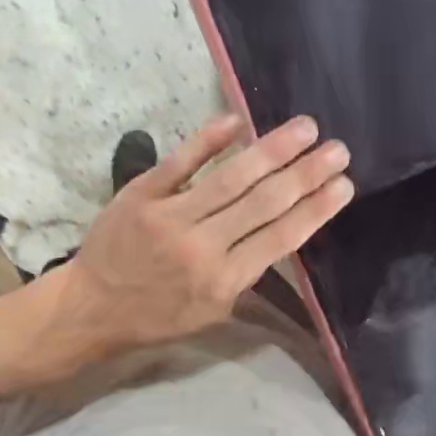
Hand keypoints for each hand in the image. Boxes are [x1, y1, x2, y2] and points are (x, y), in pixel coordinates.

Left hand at [55, 114, 353, 352]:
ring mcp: (170, 217)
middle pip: (265, 202)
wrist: (91, 308)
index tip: (344, 184)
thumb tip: (280, 234)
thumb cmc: (156, 316)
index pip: (281, 237)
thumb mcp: (212, 313)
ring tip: (305, 128)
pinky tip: (236, 120)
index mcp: (224, 281)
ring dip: (272, 150)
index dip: (316, 207)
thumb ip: (246, 276)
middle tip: (338, 148)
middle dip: (306, 173)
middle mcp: (202, 247)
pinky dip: (207, 140)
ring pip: (231, 178)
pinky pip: (179, 163)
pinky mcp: (141, 195)